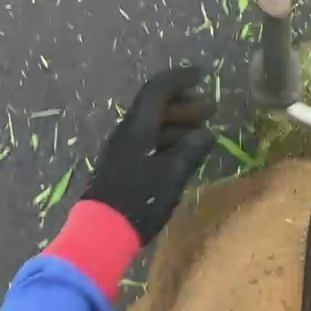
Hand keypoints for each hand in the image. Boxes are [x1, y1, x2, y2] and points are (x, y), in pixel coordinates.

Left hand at [81, 66, 217, 243]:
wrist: (100, 234)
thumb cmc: (138, 201)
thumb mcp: (172, 176)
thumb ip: (191, 151)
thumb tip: (207, 134)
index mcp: (138, 127)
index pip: (158, 89)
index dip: (180, 78)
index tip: (201, 76)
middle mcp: (128, 131)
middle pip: (156, 105)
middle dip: (185, 104)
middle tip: (210, 110)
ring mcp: (122, 148)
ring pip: (153, 124)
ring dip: (178, 123)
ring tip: (202, 134)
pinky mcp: (122, 165)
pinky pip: (148, 140)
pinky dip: (169, 139)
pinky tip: (183, 153)